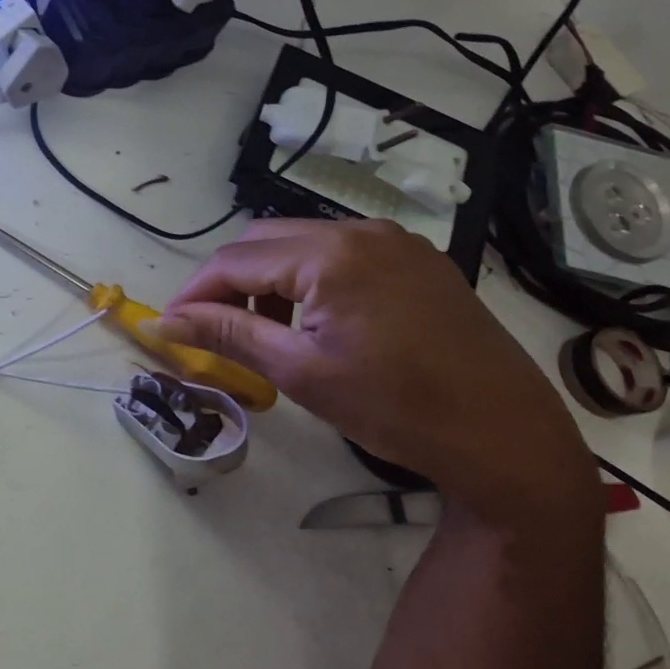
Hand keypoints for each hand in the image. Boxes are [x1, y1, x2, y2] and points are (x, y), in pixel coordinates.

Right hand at [153, 219, 595, 527]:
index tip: (170, 327)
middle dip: (230, 282)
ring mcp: (397, 243)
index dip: (195, 292)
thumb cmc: (396, 408)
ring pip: (303, 244)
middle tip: (213, 329)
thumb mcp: (299, 372)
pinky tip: (315, 323)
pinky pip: (343, 254)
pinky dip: (311, 279)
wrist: (506, 437)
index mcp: (331, 254)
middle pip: (266, 241)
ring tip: (265, 333)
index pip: (235, 260)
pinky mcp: (419, 262)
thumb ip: (227, 335)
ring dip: (270, 279)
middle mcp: (363, 231)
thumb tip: (163, 324)